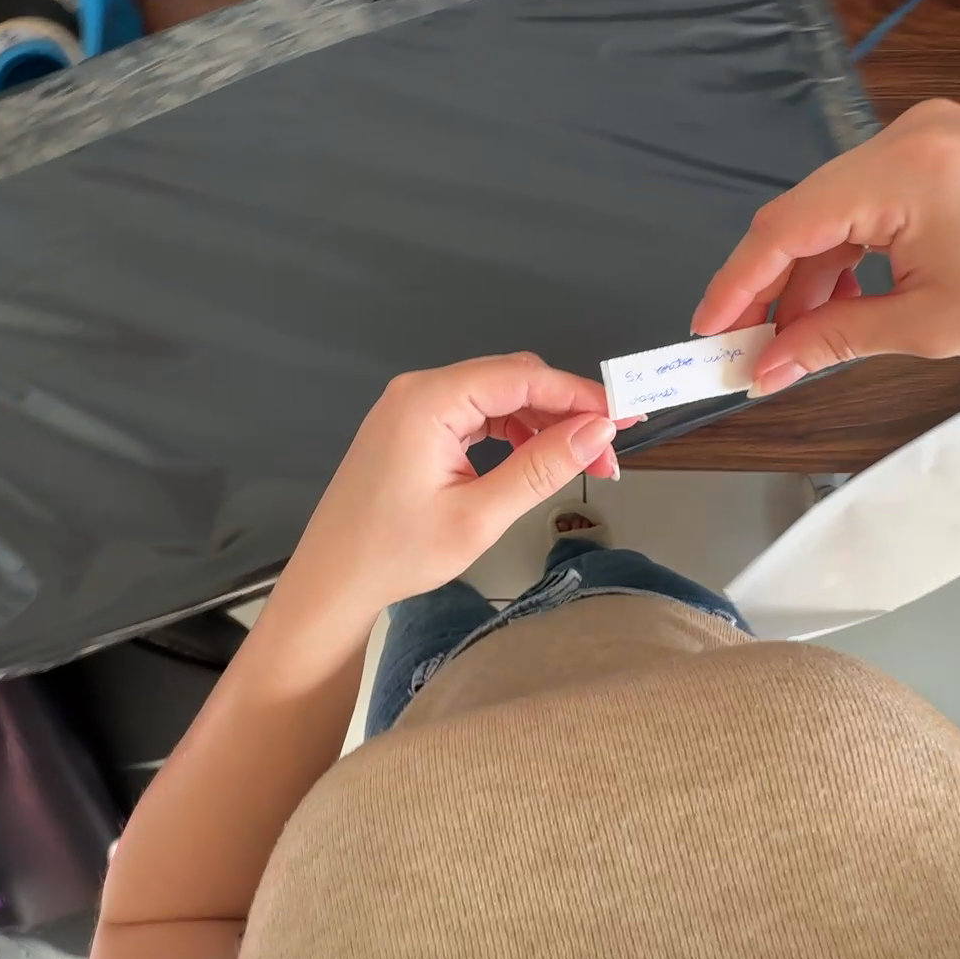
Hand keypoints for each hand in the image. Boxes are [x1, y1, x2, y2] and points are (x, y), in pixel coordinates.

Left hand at [283, 353, 630, 611]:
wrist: (333, 581)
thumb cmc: (396, 555)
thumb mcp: (478, 516)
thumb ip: (541, 467)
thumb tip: (598, 430)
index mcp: (429, 401)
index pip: (522, 378)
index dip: (580, 393)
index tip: (626, 414)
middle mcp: (420, 390)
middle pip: (511, 381)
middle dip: (565, 411)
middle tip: (607, 451)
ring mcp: (414, 407)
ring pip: (497, 397)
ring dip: (542, 424)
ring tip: (581, 462)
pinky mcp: (414, 427)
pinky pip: (475, 415)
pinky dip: (512, 433)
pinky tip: (535, 459)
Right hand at [691, 100, 959, 395]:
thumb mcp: (929, 326)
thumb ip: (833, 340)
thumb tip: (764, 368)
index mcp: (906, 169)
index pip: (786, 226)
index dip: (736, 283)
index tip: (707, 330)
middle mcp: (909, 135)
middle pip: (803, 216)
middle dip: (770, 287)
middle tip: (747, 344)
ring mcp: (929, 138)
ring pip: (833, 213)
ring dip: (809, 277)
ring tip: (799, 337)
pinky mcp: (945, 153)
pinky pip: (869, 205)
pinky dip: (848, 256)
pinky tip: (845, 300)